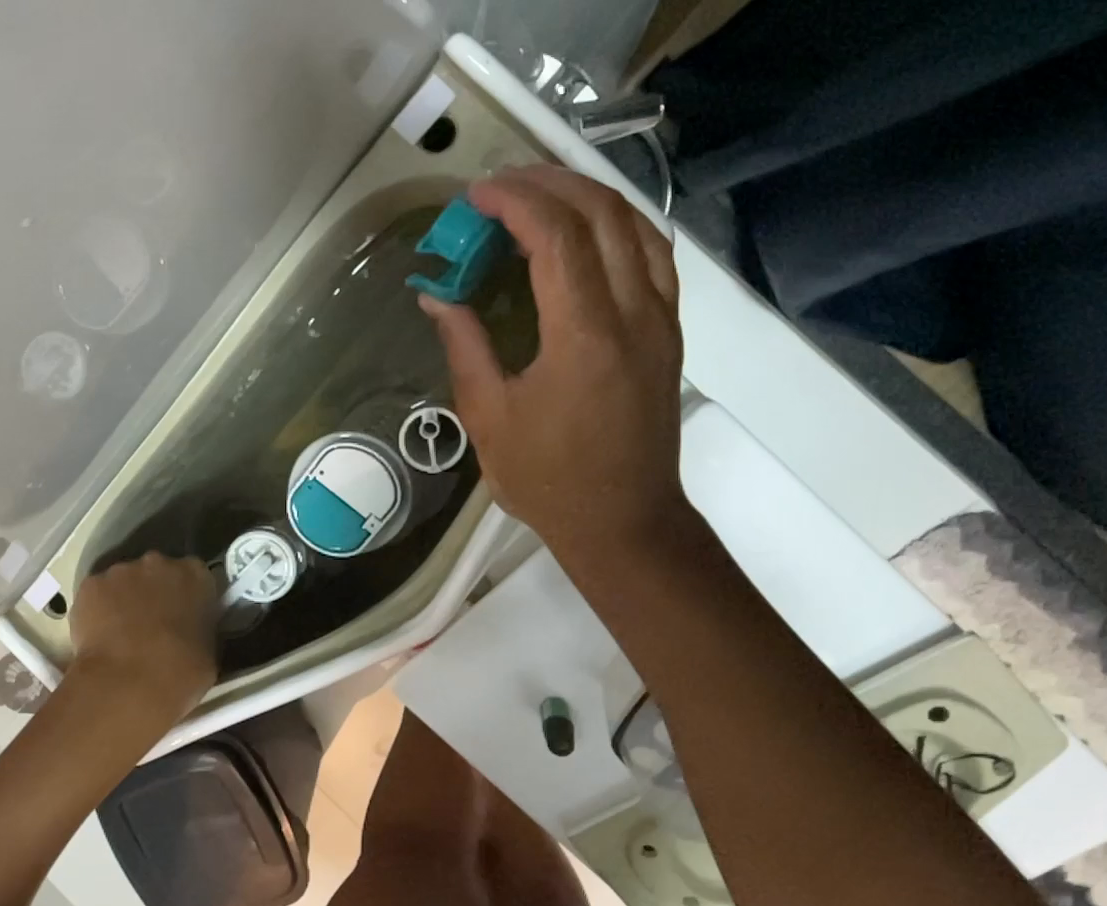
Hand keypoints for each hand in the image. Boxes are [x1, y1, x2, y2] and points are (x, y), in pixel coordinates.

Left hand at [69, 553, 219, 720]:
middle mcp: (159, 563)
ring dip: (124, 600)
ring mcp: (121, 571)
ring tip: (120, 634)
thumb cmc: (181, 673)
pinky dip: (97, 610)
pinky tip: (99, 636)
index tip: (182, 616)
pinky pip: (96, 594)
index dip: (187, 596)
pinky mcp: (91, 585)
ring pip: (123, 581)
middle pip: (156, 571)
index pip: (194, 576)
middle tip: (150, 625)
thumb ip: (200, 629)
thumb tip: (189, 632)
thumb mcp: (209, 651)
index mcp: (196, 575)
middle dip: (153, 592)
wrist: (129, 684)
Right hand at [419, 165, 686, 563]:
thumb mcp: (489, 417)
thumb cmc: (548, 479)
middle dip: (548, 184)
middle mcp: (632, 312)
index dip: (514, 201)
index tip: (475, 195)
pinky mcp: (669, 332)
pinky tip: (589, 229)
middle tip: (500, 185)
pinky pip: (653, 255)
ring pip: (636, 225)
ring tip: (541, 192)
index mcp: (583, 334)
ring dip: (588, 196)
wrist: (623, 521)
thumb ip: (465, 347)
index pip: (555, 236)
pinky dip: (619, 225)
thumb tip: (437, 296)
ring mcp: (660, 319)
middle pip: (601, 214)